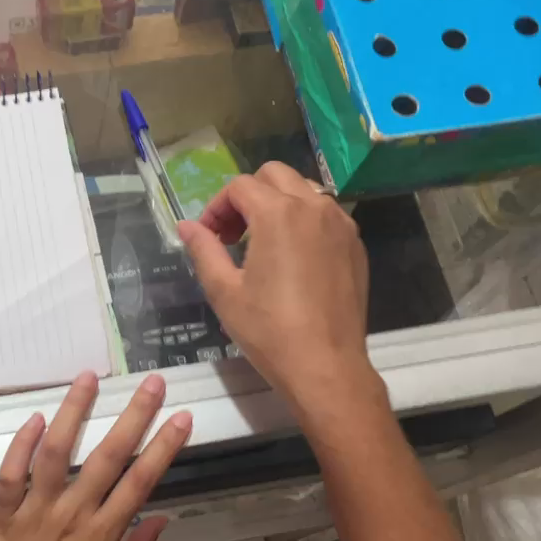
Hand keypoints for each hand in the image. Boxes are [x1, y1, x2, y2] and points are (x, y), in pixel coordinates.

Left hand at [0, 372, 191, 540]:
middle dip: (133, 416)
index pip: (141, 482)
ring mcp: (35, 512)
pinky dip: (22, 444)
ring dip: (74, 412)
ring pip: (56, 453)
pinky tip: (35, 416)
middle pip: (107, 457)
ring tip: (89, 378)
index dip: (164, 447)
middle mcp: (72, 516)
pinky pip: (11, 473)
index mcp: (103, 536)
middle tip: (151, 383)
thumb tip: (162, 517)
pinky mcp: (5, 514)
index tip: (181, 417)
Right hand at [177, 162, 377, 411]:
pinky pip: (324, 214)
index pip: (239, 186)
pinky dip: (302, 221)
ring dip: (276, 204)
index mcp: (277, 214)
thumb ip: (204, 250)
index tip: (208, 237)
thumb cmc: (268, 330)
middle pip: (274, 175)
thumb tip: (186, 226)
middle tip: (232, 236)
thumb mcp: (224, 291)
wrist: (324, 364)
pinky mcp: (354, 244)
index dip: (216, 207)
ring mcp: (340, 223)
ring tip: (261, 245)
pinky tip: (290, 259)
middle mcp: (313, 207)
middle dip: (247, 197)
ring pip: (303, 190)